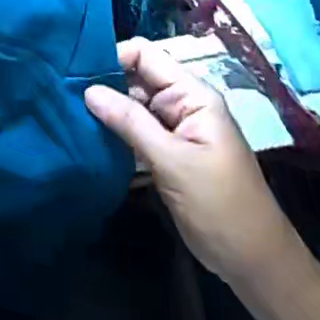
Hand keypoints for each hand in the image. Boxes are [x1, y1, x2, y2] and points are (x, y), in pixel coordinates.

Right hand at [84, 38, 305, 288]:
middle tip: (65, 94)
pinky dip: (116, 132)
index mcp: (193, 95)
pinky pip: (136, 130)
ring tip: (70, 113)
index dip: (113, 57)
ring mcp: (174, 129)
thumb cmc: (220, 206)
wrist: (254, 263)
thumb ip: (130, 122)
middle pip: (136, 77)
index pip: (146, 55)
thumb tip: (88, 90)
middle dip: (104, 84)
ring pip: (133, 105)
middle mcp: (182, 103)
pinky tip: (89, 135)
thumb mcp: (173, 162)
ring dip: (107, 109)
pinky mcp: (167, 153)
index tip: (78, 73)